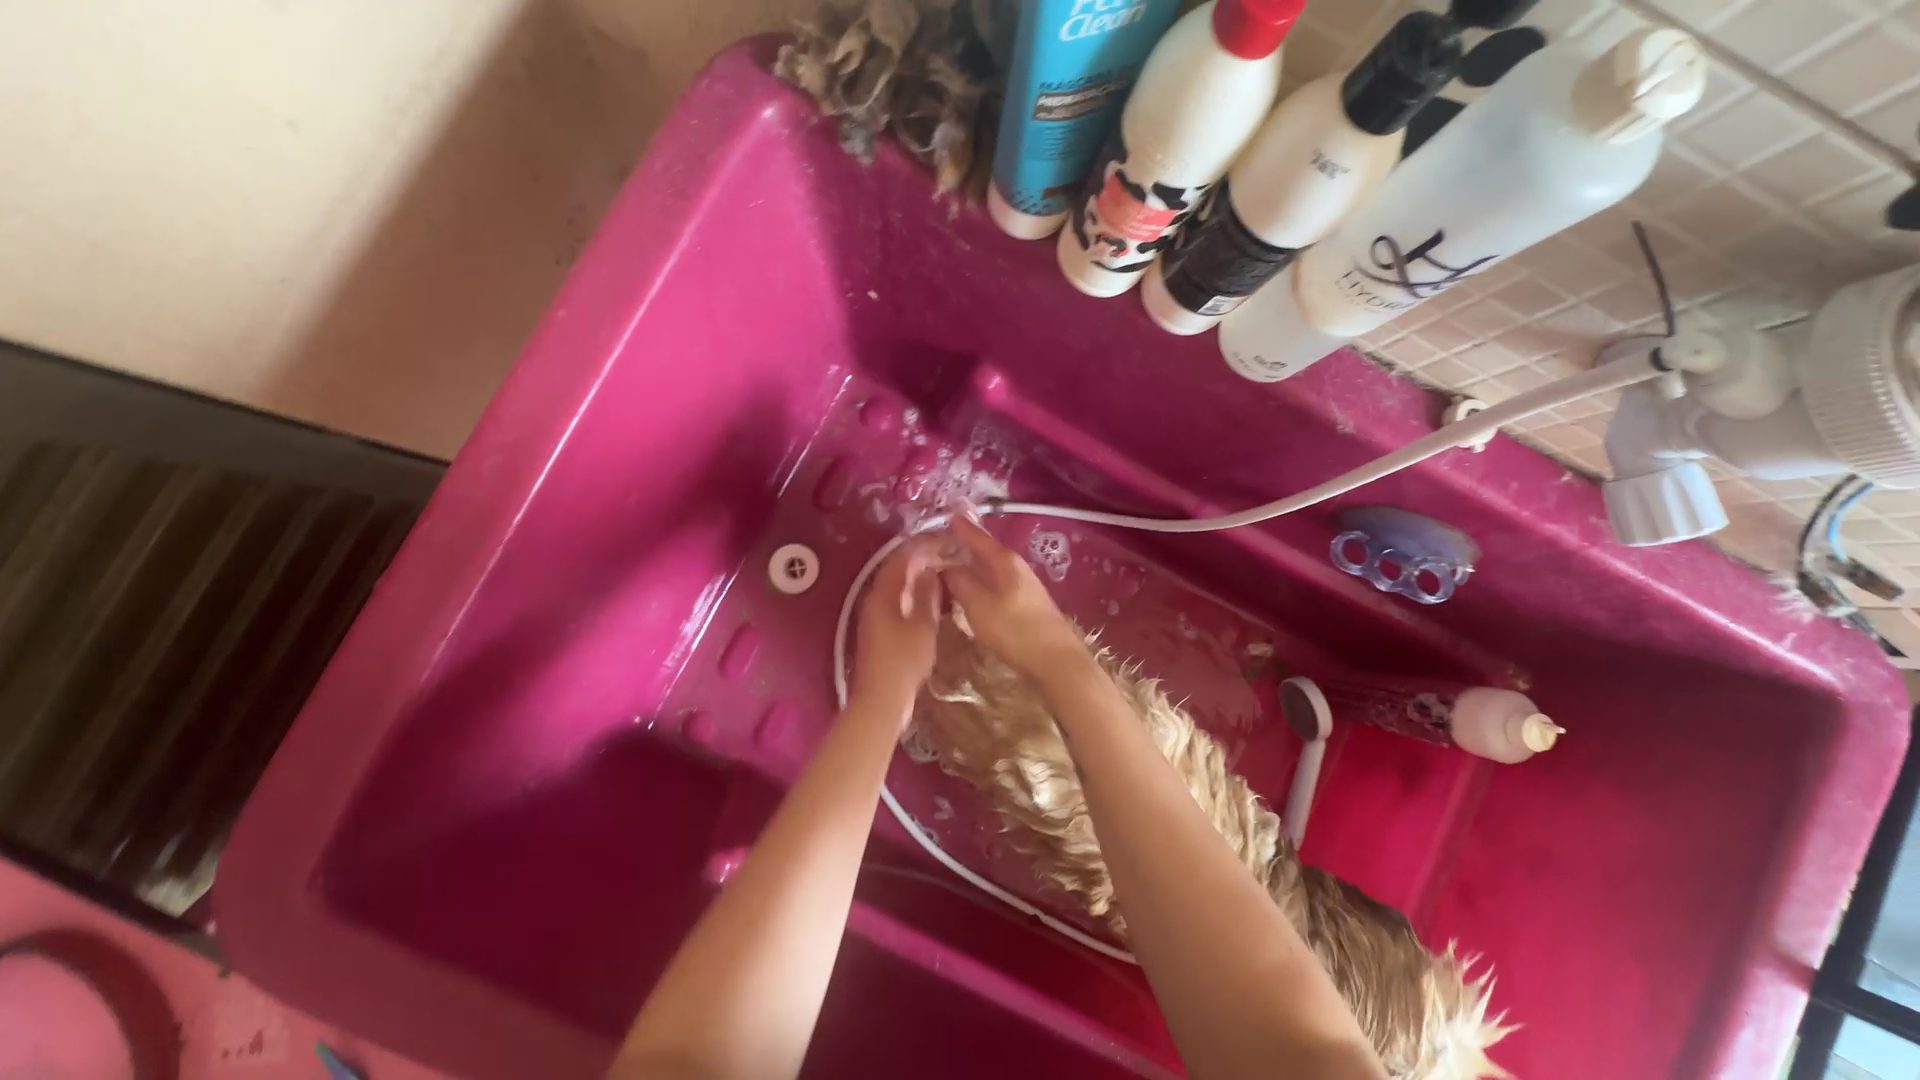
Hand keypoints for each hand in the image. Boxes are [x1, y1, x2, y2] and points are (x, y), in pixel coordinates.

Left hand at [850, 537, 943, 723]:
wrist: (881, 700)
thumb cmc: (904, 661)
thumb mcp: (922, 627)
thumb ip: (927, 595)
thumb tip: (930, 570)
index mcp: (882, 593)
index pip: (902, 557)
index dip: (923, 544)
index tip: (945, 538)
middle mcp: (874, 599)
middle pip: (896, 569)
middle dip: (920, 557)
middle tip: (946, 551)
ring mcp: (874, 615)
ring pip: (896, 585)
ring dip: (917, 575)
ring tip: (942, 569)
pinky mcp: (878, 629)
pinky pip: (896, 600)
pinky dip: (913, 593)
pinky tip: (929, 597)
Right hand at [935, 517, 1086, 676]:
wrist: (1056, 660)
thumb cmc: (1015, 630)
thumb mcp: (978, 605)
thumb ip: (959, 582)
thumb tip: (944, 565)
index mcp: (1004, 559)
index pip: (976, 535)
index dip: (956, 527)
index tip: (938, 517)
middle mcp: (1015, 565)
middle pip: (983, 550)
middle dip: (959, 548)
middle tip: (931, 548)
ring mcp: (1023, 584)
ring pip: (989, 568)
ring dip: (968, 567)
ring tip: (944, 570)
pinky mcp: (1025, 602)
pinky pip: (995, 583)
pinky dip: (978, 583)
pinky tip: (968, 592)